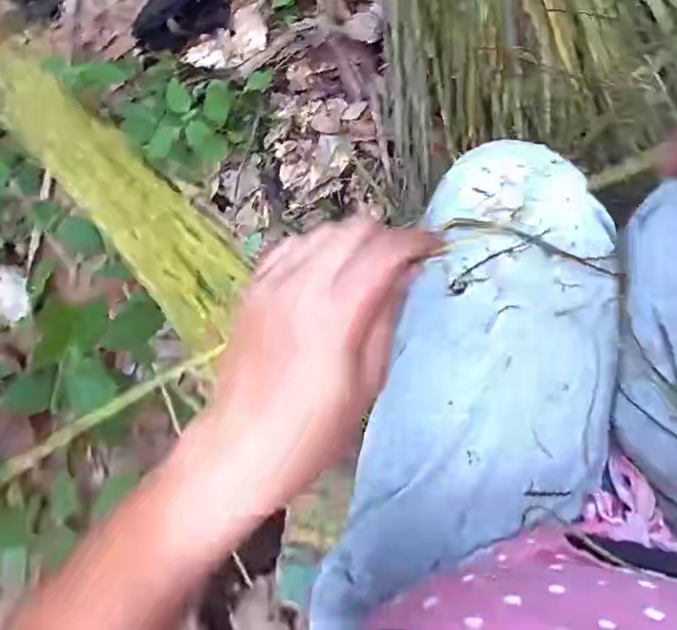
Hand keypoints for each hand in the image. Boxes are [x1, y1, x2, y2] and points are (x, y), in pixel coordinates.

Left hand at [181, 220, 440, 520]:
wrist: (242, 447)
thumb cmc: (315, 428)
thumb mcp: (368, 381)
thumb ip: (387, 316)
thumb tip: (406, 274)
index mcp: (337, 310)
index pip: (385, 251)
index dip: (416, 241)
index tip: (434, 246)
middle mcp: (302, 282)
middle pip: (354, 229)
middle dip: (386, 236)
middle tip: (401, 259)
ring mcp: (273, 280)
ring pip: (323, 230)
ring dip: (351, 239)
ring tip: (364, 263)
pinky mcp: (253, 287)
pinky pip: (289, 245)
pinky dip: (315, 246)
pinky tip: (323, 268)